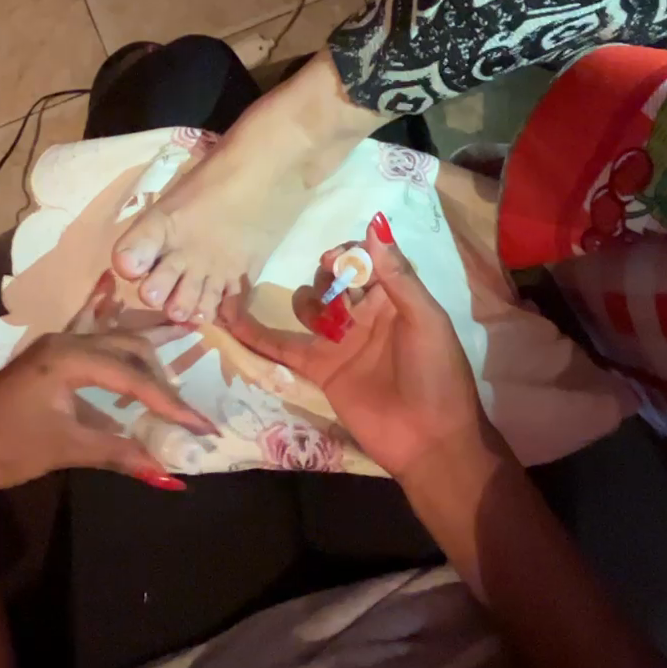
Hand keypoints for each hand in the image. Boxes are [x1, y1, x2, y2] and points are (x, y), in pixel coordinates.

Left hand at [0, 272, 216, 498]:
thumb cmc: (4, 447)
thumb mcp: (66, 448)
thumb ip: (119, 452)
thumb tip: (169, 474)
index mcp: (68, 356)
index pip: (132, 376)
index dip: (170, 402)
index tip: (202, 425)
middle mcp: (63, 342)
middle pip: (127, 348)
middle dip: (161, 375)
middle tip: (188, 405)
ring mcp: (52, 348)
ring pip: (111, 343)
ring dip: (143, 355)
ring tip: (178, 354)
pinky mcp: (46, 363)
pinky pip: (92, 345)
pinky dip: (116, 345)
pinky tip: (129, 329)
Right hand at [218, 215, 493, 477]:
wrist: (429, 440)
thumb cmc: (436, 375)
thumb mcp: (426, 320)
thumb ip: (398, 277)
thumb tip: (374, 227)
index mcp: (393, 300)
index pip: (365, 262)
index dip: (350, 254)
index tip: (339, 258)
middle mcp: (362, 316)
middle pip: (333, 281)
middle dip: (327, 272)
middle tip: (328, 282)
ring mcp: (338, 343)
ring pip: (308, 307)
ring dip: (302, 296)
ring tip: (303, 302)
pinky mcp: (318, 369)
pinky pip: (282, 347)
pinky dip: (255, 334)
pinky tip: (229, 317)